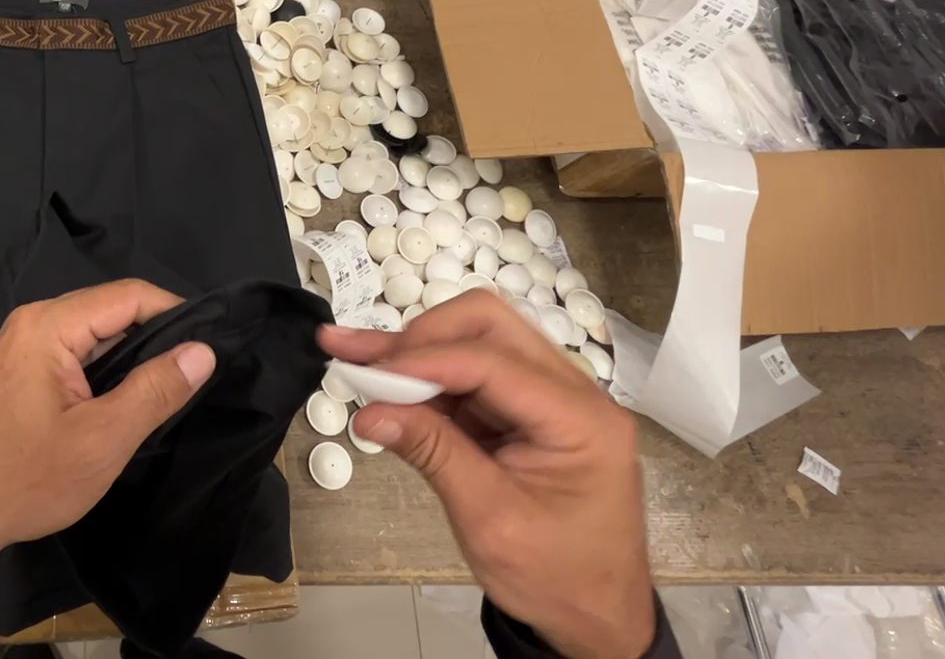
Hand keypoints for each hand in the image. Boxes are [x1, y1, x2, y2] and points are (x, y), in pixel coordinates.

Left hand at [0, 279, 216, 582]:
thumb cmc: (25, 481)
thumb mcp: (102, 441)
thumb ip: (155, 391)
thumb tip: (203, 351)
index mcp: (48, 326)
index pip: (128, 295)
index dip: (175, 311)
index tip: (211, 341)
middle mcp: (32, 320)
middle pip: (109, 307)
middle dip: (155, 331)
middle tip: (194, 366)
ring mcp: (20, 343)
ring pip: (92, 330)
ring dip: (130, 350)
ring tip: (168, 380)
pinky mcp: (18, 366)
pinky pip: (73, 349)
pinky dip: (104, 364)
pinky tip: (124, 391)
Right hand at [320, 291, 653, 658]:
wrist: (594, 622)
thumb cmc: (554, 579)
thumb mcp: (489, 520)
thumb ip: (432, 453)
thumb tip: (368, 412)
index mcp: (580, 419)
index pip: (491, 361)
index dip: (422, 360)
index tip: (365, 373)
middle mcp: (570, 391)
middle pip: (487, 324)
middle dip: (421, 336)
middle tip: (366, 361)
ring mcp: (546, 394)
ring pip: (472, 336)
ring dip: (412, 347)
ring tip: (350, 351)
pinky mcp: (520, 406)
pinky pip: (465, 369)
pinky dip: (420, 373)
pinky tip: (377, 374)